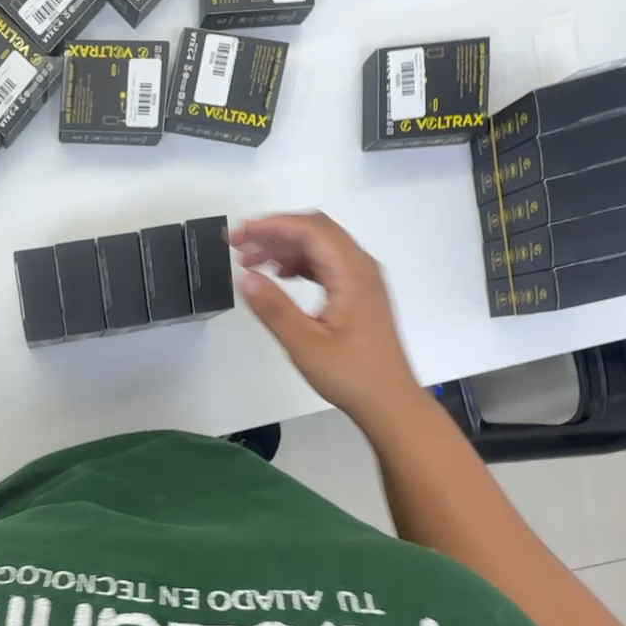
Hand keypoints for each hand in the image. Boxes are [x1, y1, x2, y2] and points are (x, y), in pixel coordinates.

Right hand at [231, 213, 423, 425]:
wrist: (388, 400)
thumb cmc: (349, 374)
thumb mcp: (304, 344)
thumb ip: (274, 308)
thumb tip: (246, 278)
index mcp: (352, 273)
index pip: (310, 231)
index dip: (271, 226)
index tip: (237, 235)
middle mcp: (361, 267)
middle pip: (316, 231)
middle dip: (275, 232)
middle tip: (238, 246)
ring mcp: (362, 280)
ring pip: (321, 247)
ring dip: (285, 248)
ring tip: (251, 262)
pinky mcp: (359, 294)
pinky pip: (327, 264)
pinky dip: (299, 263)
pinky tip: (280, 276)